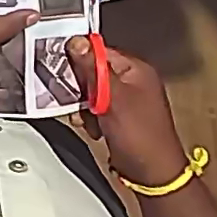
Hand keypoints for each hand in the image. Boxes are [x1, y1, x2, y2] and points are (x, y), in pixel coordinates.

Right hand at [66, 37, 187, 183]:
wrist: (151, 175)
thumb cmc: (142, 137)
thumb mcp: (112, 97)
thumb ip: (93, 68)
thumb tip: (78, 42)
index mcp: (135, 69)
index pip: (98, 50)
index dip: (79, 59)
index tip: (64, 69)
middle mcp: (131, 81)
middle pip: (92, 71)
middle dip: (81, 87)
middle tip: (79, 99)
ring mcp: (124, 99)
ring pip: (90, 91)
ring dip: (83, 104)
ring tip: (89, 117)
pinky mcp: (117, 115)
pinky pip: (93, 107)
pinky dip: (88, 116)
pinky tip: (93, 126)